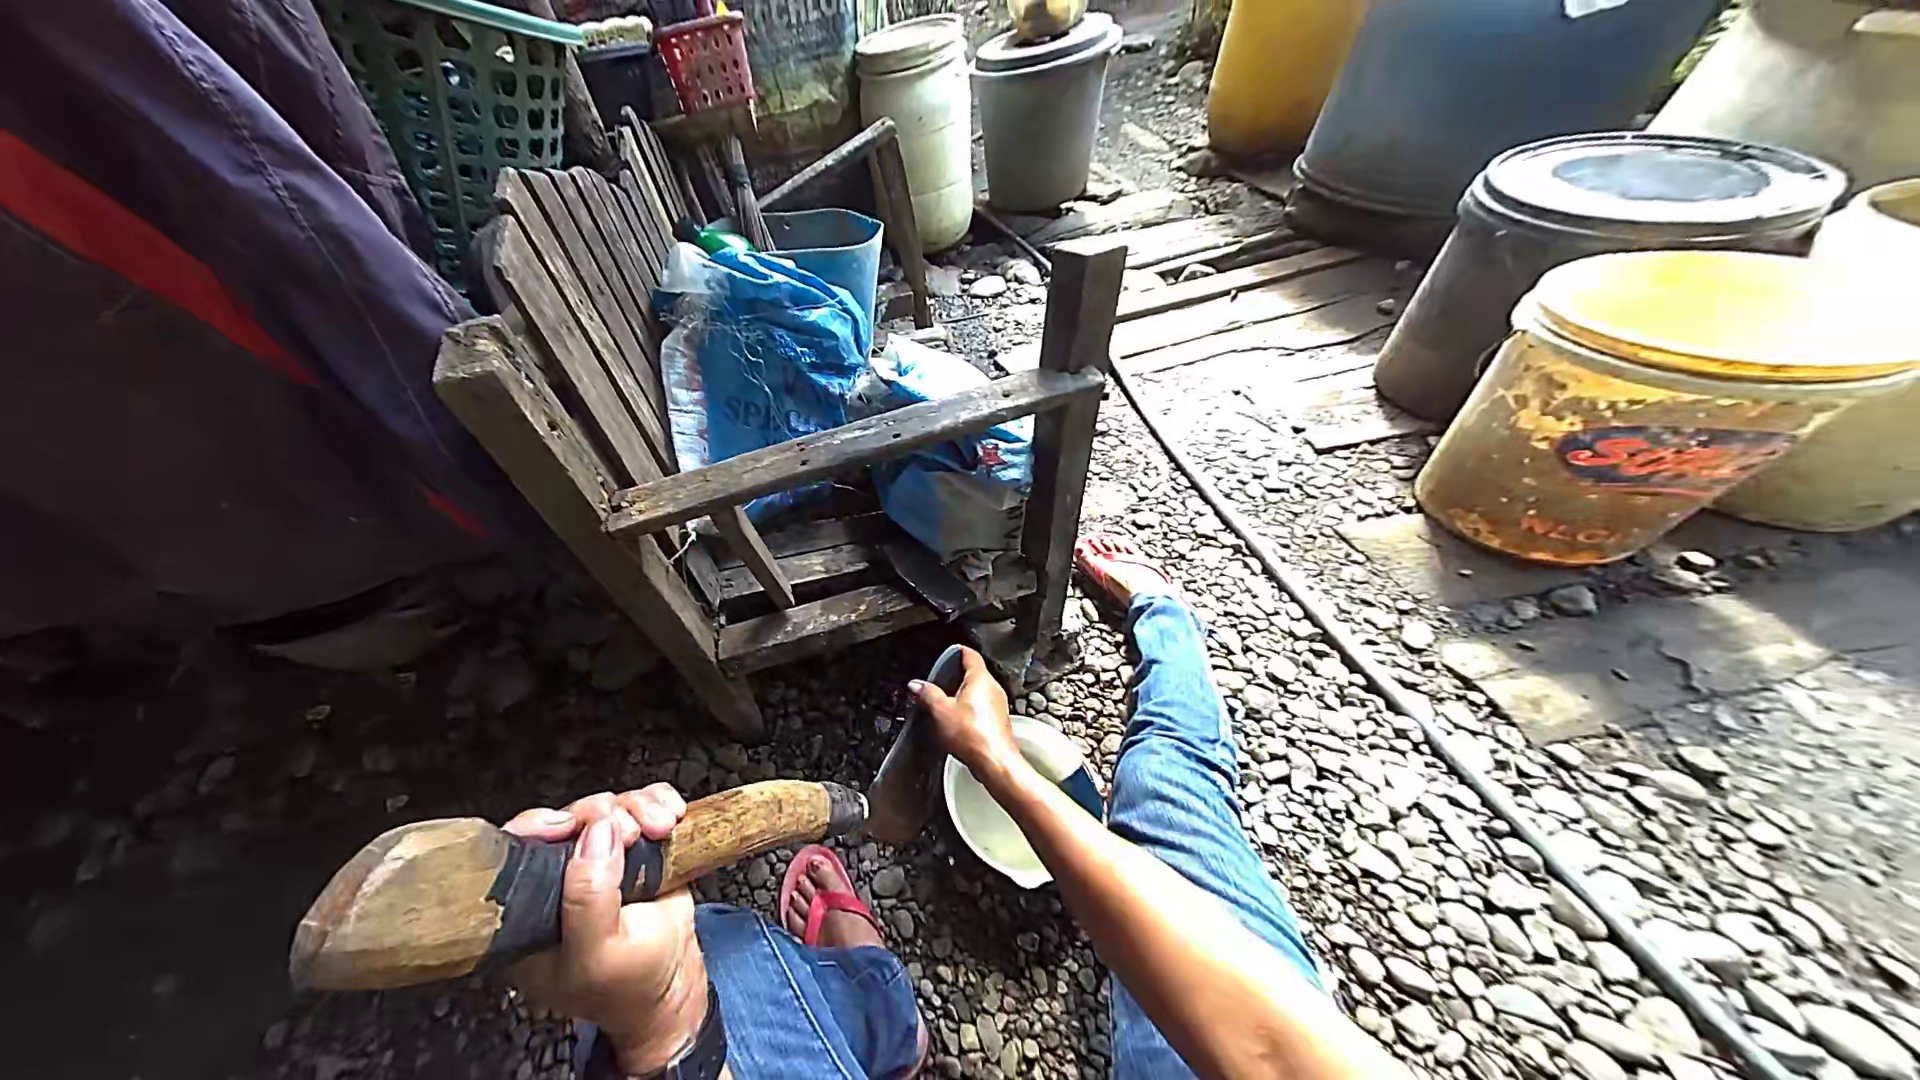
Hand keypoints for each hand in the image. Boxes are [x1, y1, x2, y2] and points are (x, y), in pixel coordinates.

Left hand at [502, 785, 707, 1073]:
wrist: (675, 980)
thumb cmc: (629, 983)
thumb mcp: (598, 954)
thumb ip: (588, 900)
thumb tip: (596, 835)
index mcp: (532, 909)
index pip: (519, 852)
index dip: (541, 827)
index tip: (570, 826)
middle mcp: (563, 877)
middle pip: (574, 817)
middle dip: (608, 815)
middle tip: (632, 835)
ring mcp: (604, 856)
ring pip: (613, 804)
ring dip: (642, 807)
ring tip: (661, 829)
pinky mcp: (640, 843)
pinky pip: (647, 801)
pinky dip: (661, 801)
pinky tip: (671, 817)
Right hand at [910, 647, 1022, 782]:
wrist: (995, 762)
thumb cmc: (972, 735)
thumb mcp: (940, 711)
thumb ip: (927, 694)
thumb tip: (916, 685)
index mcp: (980, 678)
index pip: (970, 654)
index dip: (956, 652)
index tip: (947, 654)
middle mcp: (993, 688)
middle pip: (973, 672)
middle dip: (955, 676)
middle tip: (939, 682)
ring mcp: (998, 705)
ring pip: (978, 691)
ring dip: (962, 694)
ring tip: (945, 704)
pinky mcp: (997, 721)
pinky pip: (982, 707)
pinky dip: (969, 709)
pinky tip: (958, 722)